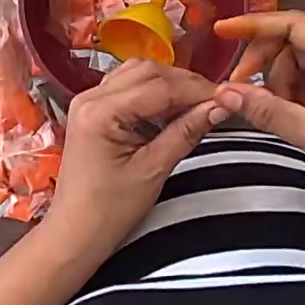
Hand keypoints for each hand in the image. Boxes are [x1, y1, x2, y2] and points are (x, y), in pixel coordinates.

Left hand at [41, 61, 228, 256]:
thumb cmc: (109, 210)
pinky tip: (172, 107)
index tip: (229, 97)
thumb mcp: (153, 170)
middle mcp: (90, 97)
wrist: (75, 232)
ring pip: (138, 73)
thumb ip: (186, 132)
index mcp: (100, 112)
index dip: (197, 90)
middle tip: (217, 100)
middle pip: (148, 72)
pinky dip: (153, 90)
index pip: (159, 87)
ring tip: (198, 103)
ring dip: (170, 83)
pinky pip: (127, 86)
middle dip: (185, 83)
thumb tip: (221, 106)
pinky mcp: (92, 109)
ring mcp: (88, 100)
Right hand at [214, 11, 304, 210]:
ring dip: (280, 88)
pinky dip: (293, 99)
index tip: (221, 31)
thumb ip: (268, 110)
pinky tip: (296, 121)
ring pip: (296, 65)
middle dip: (266, 67)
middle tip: (243, 92)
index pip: (295, 24)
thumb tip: (224, 93)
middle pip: (292, 44)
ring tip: (286, 118)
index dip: (254, 25)